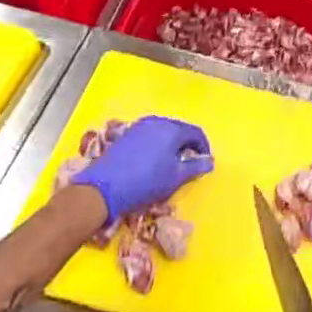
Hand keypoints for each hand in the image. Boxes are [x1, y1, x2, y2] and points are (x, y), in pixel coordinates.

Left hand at [72, 116, 213, 222]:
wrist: (103, 189)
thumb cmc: (146, 183)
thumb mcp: (175, 178)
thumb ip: (195, 167)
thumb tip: (208, 161)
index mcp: (171, 129)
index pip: (195, 133)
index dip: (204, 147)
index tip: (204, 162)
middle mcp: (155, 122)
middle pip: (179, 129)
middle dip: (187, 145)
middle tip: (189, 163)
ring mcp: (138, 127)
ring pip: (162, 132)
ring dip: (171, 145)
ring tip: (172, 164)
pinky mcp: (125, 135)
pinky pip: (149, 136)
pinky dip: (156, 145)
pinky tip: (153, 162)